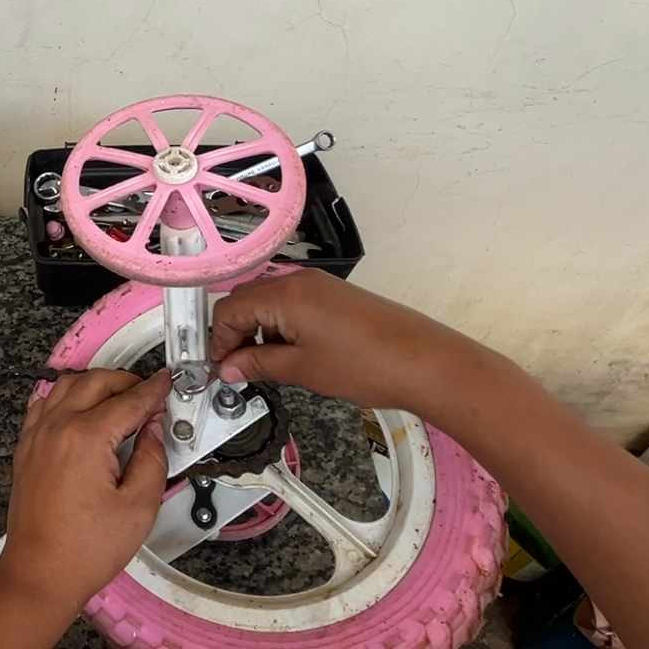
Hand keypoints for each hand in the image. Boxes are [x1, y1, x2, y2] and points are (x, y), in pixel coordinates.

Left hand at [0, 369, 169, 612]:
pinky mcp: (27, 444)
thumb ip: (152, 461)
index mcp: (86, 438)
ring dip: (96, 383)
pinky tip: (80, 406)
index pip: (128, 401)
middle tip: (148, 394)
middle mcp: (57, 426)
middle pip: (96, 381)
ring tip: (118, 397)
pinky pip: (45, 401)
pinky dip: (66, 395)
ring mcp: (38, 433)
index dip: (153, 390)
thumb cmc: (83, 549)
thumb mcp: (138, 509)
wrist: (40, 572)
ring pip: (68, 384)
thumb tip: (153, 433)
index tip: (165, 382)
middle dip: (127, 381)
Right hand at [208, 268, 493, 415]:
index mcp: (283, 295)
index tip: (220, 369)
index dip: (219, 340)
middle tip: (237, 366)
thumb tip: (227, 369)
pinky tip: (292, 350)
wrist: (429, 363)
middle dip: (235, 331)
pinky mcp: (333, 292)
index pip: (229, 310)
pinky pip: (290, 300)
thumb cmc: (365, 367)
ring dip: (256, 327)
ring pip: (266, 299)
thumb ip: (257, 364)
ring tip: (266, 362)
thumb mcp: (303, 370)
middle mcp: (295, 280)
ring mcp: (316, 283)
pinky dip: (279, 322)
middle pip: (244, 299)